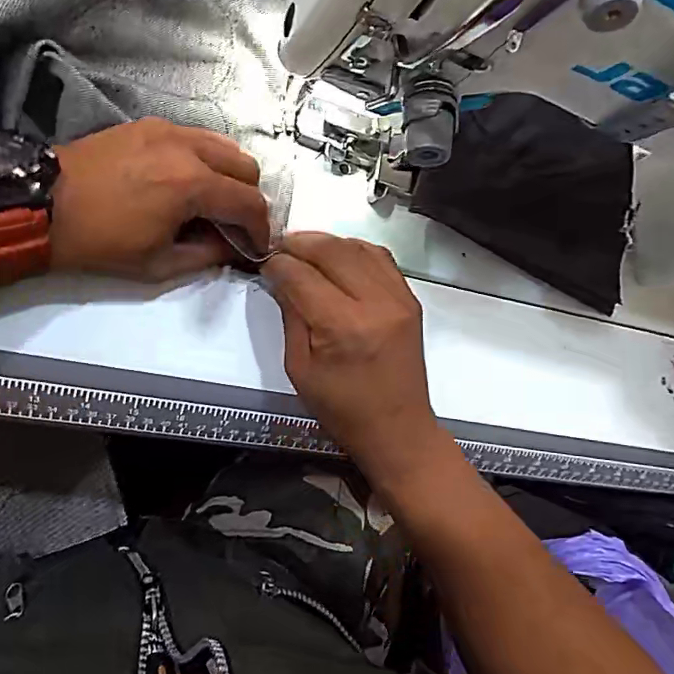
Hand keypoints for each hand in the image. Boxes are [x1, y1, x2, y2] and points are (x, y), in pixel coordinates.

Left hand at [51, 119, 271, 281]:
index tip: (256, 247)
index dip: (260, 229)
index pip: (249, 202)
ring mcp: (166, 130)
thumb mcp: (157, 264)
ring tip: (213, 200)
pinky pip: (193, 136)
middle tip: (234, 224)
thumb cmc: (99, 241)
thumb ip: (206, 254)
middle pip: (245, 166)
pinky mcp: (146, 125)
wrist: (43, 206)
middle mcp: (186, 147)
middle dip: (248, 198)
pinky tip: (185, 179)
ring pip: (222, 144)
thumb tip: (231, 245)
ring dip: (229, 173)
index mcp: (192, 184)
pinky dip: (203, 156)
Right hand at [263, 232, 450, 481]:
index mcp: (342, 327)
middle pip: (329, 250)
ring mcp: (398, 298)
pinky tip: (336, 258)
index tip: (264, 265)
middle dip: (298, 244)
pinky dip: (353, 250)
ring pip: (355, 246)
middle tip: (279, 249)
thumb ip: (290, 314)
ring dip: (324, 243)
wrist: (398, 430)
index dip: (277, 264)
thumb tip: (279, 276)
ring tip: (304, 251)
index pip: (300, 274)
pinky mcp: (409, 298)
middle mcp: (374, 304)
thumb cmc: (342, 408)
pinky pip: (379, 256)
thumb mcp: (298, 366)